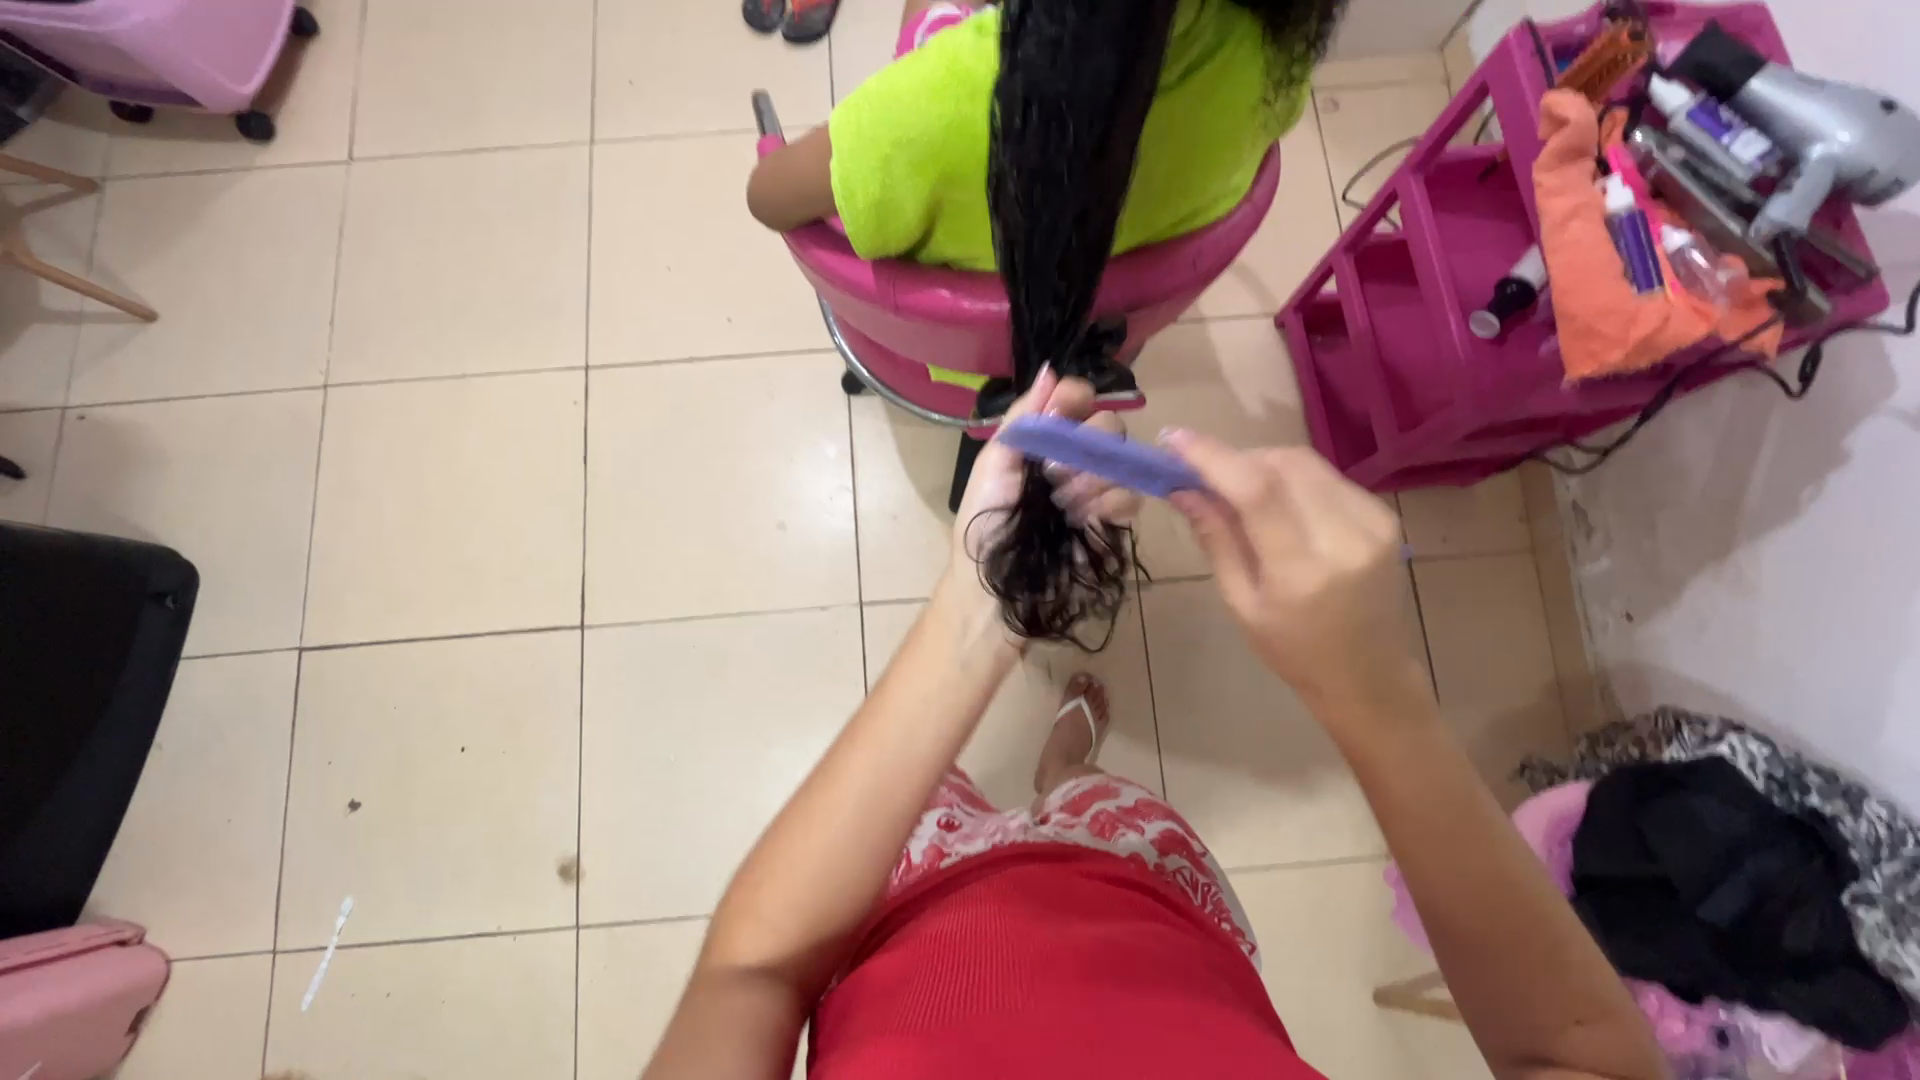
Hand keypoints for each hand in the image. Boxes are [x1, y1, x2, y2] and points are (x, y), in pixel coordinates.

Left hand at [949, 371, 1142, 563]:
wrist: (994, 584)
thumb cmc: (984, 522)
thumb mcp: (994, 463)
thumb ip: (1023, 417)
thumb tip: (1049, 370)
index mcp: (1045, 438)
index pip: (1078, 397)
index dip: (1073, 400)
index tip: (1055, 418)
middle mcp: (1075, 456)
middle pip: (1108, 424)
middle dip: (1081, 446)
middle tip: (1051, 476)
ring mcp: (1096, 488)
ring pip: (1122, 458)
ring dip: (1089, 480)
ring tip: (1061, 506)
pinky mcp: (1112, 520)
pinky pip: (1132, 495)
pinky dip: (1109, 503)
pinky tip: (1082, 520)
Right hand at [1162, 430, 1418, 709]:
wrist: (1368, 674)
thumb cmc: (1292, 650)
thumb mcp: (1240, 603)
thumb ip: (1216, 539)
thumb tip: (1182, 489)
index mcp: (1303, 570)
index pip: (1256, 491)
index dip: (1212, 457)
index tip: (1174, 440)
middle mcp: (1345, 537)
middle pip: (1281, 465)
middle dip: (1233, 457)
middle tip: (1197, 469)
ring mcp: (1373, 523)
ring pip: (1304, 462)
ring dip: (1259, 463)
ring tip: (1231, 484)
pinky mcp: (1384, 516)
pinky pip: (1325, 476)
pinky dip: (1289, 477)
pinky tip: (1273, 500)